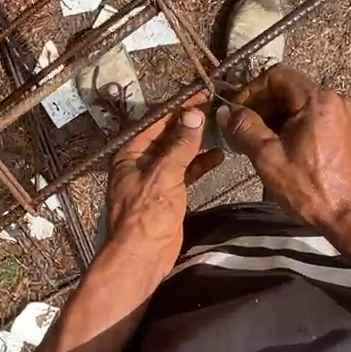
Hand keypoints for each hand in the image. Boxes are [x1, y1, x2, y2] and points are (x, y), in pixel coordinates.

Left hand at [104, 101, 222, 264]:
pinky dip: (198, 164)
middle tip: (215, 108)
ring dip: (196, 142)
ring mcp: (154, 179)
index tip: (202, 95)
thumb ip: (180, 145)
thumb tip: (194, 114)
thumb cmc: (146, 214)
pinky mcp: (167, 195)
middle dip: (189, 123)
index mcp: (130, 154)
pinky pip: (184, 172)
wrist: (142, 256)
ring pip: (177, 154)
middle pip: (167, 136)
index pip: (156, 122)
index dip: (179, 108)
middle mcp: (140, 163)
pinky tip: (217, 155)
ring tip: (220, 128)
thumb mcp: (164, 175)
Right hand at [215, 65, 350, 233]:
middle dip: (261, 105)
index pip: (276, 76)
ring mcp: (343, 114)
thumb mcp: (268, 157)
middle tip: (241, 129)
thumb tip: (225, 112)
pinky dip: (292, 125)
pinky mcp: (346, 130)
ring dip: (274, 116)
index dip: (250, 90)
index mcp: (316, 100)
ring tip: (256, 141)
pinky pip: (312, 117)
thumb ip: (244, 129)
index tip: (235, 112)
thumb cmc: (309, 187)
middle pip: (288, 88)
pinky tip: (279, 147)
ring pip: (299, 103)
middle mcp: (334, 98)